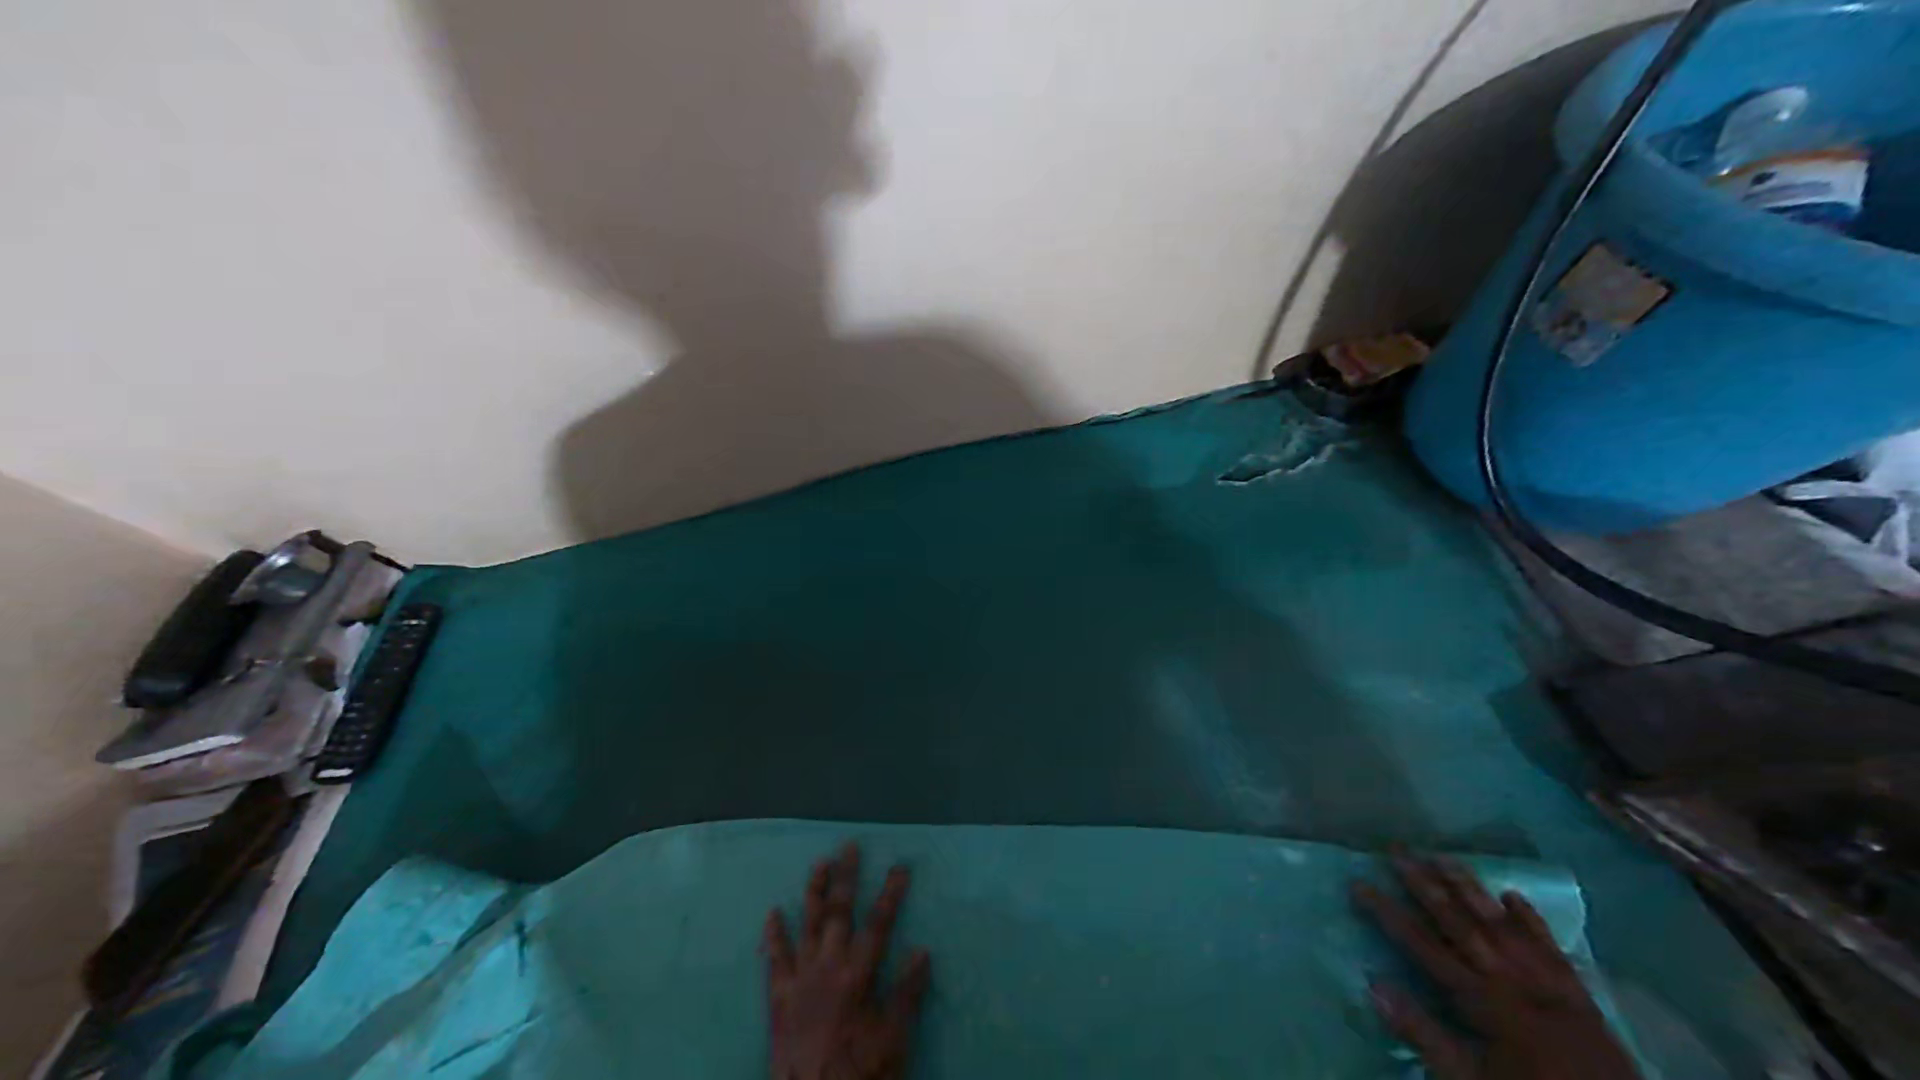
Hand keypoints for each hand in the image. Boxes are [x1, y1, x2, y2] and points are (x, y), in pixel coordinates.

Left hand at [763, 844, 931, 1079]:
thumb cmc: (860, 1073)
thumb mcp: (894, 1040)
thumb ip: (907, 994)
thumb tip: (922, 951)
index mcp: (857, 975)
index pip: (879, 923)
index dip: (891, 893)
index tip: (900, 867)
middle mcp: (827, 967)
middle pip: (839, 912)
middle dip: (846, 877)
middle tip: (849, 846)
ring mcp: (800, 980)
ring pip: (807, 925)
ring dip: (813, 892)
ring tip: (819, 864)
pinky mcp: (779, 998)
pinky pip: (775, 959)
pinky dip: (774, 935)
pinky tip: (773, 913)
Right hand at [1352, 854, 1640, 1079]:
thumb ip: (1423, 1035)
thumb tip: (1373, 984)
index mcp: (1484, 1003)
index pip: (1422, 945)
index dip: (1387, 913)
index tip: (1358, 883)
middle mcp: (1513, 982)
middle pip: (1461, 923)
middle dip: (1425, 884)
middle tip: (1397, 849)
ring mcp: (1550, 985)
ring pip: (1502, 925)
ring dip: (1470, 889)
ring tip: (1442, 856)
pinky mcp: (1581, 997)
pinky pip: (1552, 949)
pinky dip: (1532, 922)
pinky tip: (1513, 897)